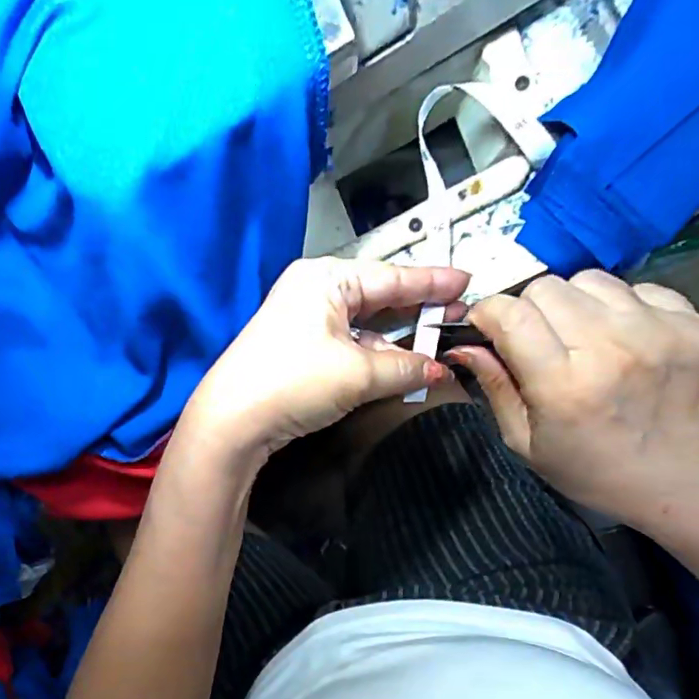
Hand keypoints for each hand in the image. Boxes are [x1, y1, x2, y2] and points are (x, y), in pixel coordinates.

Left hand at [181, 258, 467, 459]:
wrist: (233, 422)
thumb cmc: (292, 383)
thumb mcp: (358, 374)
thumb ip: (405, 368)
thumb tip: (438, 370)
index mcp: (326, 279)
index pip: (392, 277)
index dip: (432, 283)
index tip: (466, 282)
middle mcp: (313, 291)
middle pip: (378, 297)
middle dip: (417, 311)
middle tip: (457, 315)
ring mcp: (303, 321)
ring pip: (363, 324)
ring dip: (396, 340)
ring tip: (434, 345)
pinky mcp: (298, 350)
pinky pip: (348, 344)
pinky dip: (373, 356)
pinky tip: (397, 366)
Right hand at [451, 270, 698, 527]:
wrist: (679, 476)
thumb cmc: (590, 468)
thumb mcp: (526, 442)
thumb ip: (496, 387)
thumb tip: (464, 343)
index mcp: (564, 386)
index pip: (512, 314)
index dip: (489, 312)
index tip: (487, 326)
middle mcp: (611, 347)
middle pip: (547, 288)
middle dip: (529, 309)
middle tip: (538, 340)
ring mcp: (657, 329)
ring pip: (589, 279)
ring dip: (574, 303)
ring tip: (582, 338)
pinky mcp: (691, 320)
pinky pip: (636, 288)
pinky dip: (619, 307)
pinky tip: (623, 341)